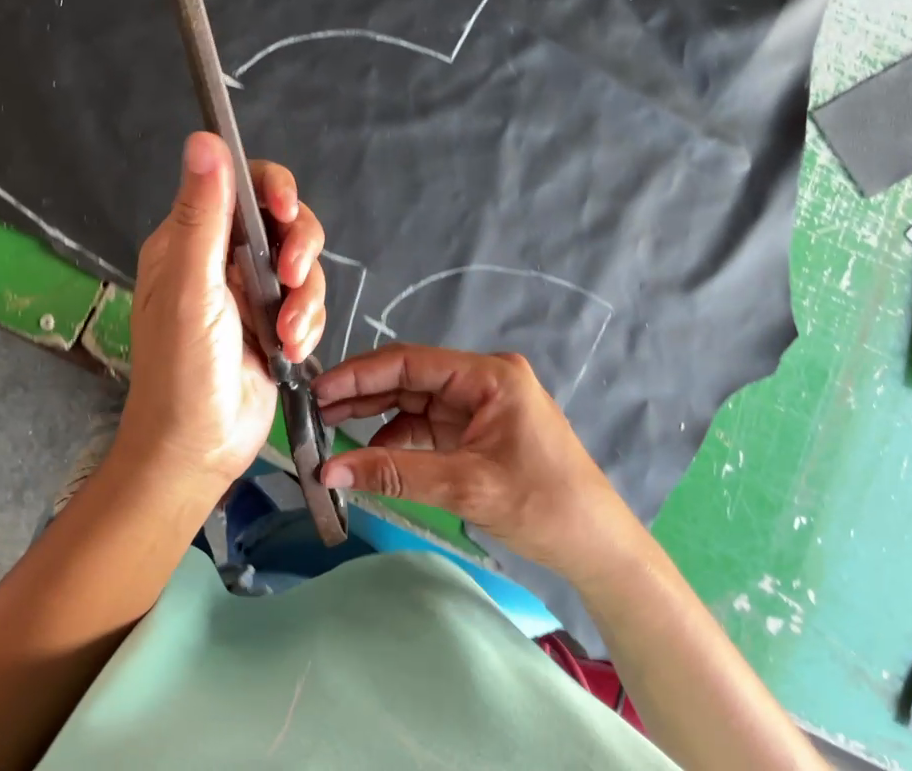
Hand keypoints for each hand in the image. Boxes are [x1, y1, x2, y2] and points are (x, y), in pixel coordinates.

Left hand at [119, 132, 327, 493]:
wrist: (196, 449)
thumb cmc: (181, 370)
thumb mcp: (189, 289)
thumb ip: (201, 216)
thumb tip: (205, 138)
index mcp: (188, 240)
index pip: (236, 185)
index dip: (270, 188)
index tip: (285, 212)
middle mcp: (219, 259)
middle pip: (281, 220)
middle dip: (297, 246)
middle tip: (290, 275)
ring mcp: (249, 292)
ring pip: (301, 263)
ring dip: (304, 296)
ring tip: (289, 332)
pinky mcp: (274, 323)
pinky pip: (307, 301)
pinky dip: (307, 322)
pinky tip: (291, 349)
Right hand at [314, 345, 643, 587]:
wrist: (599, 548)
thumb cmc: (543, 506)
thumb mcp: (464, 487)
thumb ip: (393, 473)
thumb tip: (327, 471)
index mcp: (489, 376)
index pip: (411, 363)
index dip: (359, 374)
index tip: (317, 389)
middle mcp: (483, 381)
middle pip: (409, 379)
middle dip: (361, 394)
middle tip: (312, 410)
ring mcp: (481, 407)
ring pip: (413, 402)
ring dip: (374, 415)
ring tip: (327, 428)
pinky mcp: (478, 432)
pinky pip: (427, 426)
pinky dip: (396, 438)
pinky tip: (367, 452)